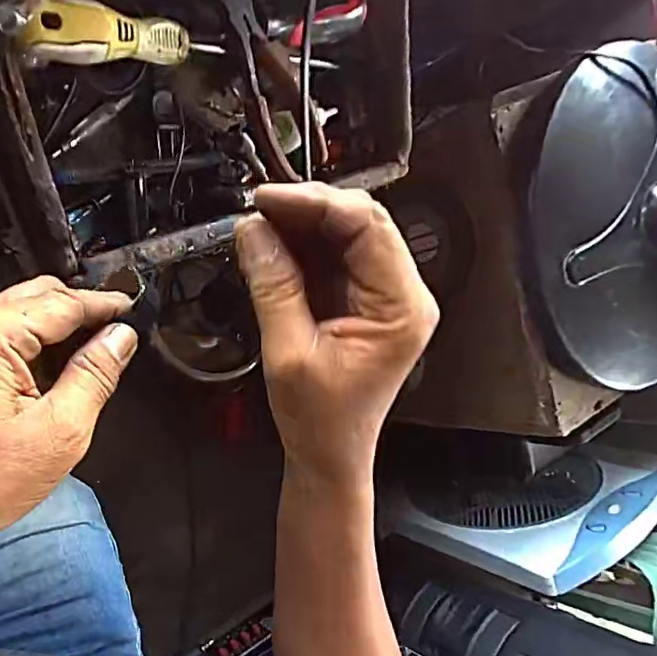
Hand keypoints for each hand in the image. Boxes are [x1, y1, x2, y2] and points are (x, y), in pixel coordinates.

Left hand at [0, 276, 137, 602]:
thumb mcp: (63, 429)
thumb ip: (95, 373)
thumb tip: (121, 337)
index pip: (61, 303)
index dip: (105, 305)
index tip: (134, 307)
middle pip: (40, 297)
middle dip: (84, 309)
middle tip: (122, 329)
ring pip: (25, 312)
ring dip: (63, 324)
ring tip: (101, 347)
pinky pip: (9, 334)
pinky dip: (41, 341)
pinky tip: (66, 364)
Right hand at [235, 183, 437, 489]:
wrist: (329, 455)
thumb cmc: (322, 422)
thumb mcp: (289, 354)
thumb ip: (273, 288)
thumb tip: (254, 232)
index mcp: (401, 308)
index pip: (367, 228)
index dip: (315, 204)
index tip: (268, 200)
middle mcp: (402, 296)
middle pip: (361, 223)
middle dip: (307, 210)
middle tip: (258, 210)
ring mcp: (383, 297)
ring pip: (346, 235)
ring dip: (302, 226)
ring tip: (259, 226)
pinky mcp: (361, 301)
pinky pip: (334, 257)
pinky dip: (302, 247)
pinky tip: (273, 245)